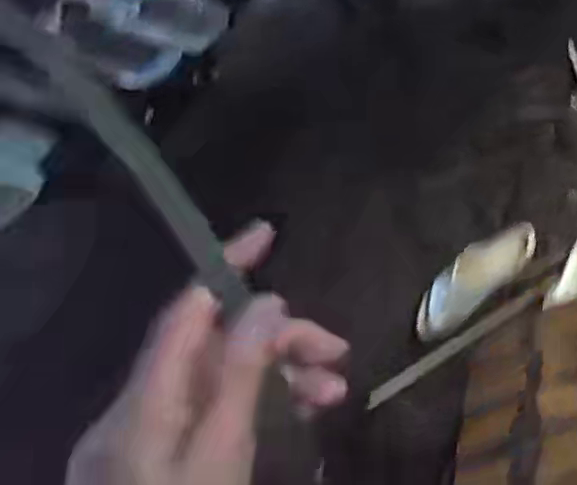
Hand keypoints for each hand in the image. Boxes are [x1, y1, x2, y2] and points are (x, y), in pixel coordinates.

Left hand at [67, 222, 349, 484]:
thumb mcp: (224, 446)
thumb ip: (241, 373)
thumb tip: (267, 301)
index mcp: (141, 406)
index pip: (183, 316)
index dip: (222, 269)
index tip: (267, 231)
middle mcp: (137, 409)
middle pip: (222, 344)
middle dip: (288, 339)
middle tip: (337, 351)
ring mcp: (147, 430)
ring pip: (231, 370)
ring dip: (290, 369)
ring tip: (333, 391)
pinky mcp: (162, 446)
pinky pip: (223, 398)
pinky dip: (270, 394)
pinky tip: (308, 407)